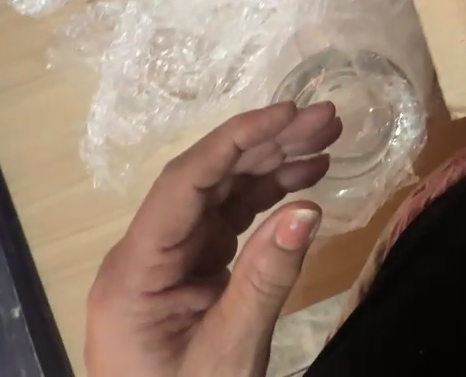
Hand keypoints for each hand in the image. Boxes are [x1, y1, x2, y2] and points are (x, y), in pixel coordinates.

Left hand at [85, 102, 342, 376]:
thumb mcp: (227, 355)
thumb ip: (265, 280)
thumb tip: (308, 208)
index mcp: (135, 271)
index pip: (185, 183)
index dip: (237, 139)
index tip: (289, 113)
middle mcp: (148, 253)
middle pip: (209, 178)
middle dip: (269, 142)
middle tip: (328, 117)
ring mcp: (172, 259)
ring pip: (226, 190)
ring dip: (277, 161)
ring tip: (330, 135)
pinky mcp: (195, 268)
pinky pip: (235, 216)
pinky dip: (274, 193)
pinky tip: (310, 175)